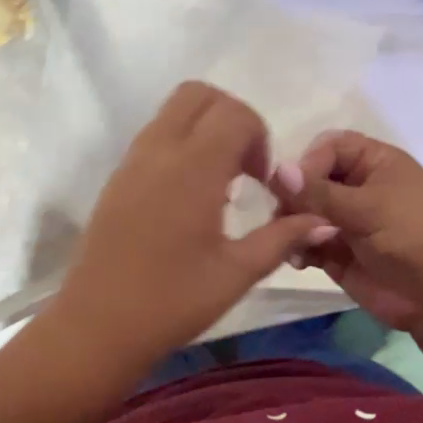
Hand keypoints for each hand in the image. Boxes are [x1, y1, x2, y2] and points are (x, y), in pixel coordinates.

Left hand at [48, 83, 333, 363]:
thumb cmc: (172, 302)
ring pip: (172, 114)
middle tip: (246, 171)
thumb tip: (323, 222)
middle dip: (232, 119)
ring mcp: (131, 164)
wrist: (98, 327)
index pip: (235, 114)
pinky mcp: (116, 183)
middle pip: (199, 96)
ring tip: (220, 189)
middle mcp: (159, 152)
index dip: (260, 138)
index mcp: (193, 168)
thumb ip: (281, 239)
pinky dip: (180, 150)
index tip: (264, 183)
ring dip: (204, 133)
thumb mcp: (236, 273)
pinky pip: (153, 140)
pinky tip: (189, 204)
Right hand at [272, 131, 422, 331]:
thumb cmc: (412, 237)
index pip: (330, 147)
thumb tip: (277, 171)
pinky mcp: (339, 256)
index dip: (308, 162)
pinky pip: (309, 244)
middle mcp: (360, 188)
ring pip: (306, 214)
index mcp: (376, 163)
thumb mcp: (367, 208)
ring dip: (293, 225)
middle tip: (283, 217)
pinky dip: (299, 249)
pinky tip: (298, 259)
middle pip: (312, 180)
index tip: (290, 186)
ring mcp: (348, 223)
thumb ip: (319, 192)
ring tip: (291, 241)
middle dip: (295, 197)